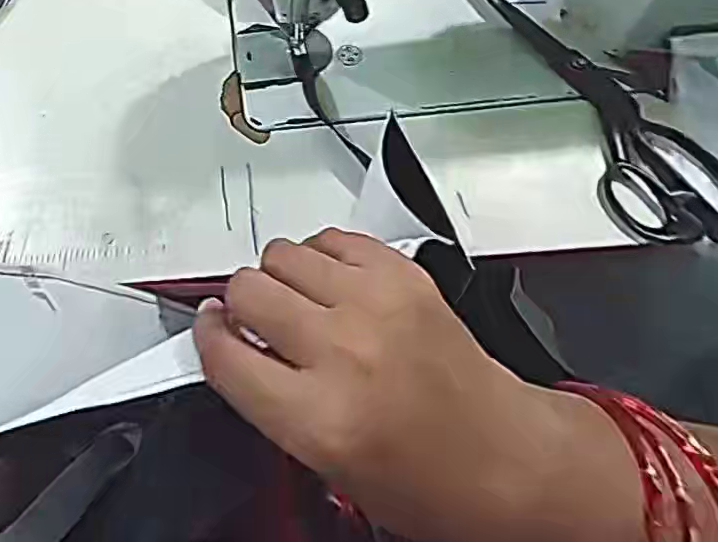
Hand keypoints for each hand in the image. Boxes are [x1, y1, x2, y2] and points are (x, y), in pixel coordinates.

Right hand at [193, 230, 636, 541]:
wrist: (510, 460)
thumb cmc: (429, 479)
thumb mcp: (328, 462)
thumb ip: (266, 397)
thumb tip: (227, 340)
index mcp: (322, 418)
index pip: (224, 354)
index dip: (207, 337)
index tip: (211, 327)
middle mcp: (345, 352)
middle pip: (245, 290)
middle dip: (241, 304)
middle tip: (257, 317)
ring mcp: (375, 303)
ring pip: (281, 253)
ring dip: (279, 276)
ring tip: (300, 299)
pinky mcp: (400, 272)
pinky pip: (328, 237)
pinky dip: (321, 256)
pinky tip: (333, 282)